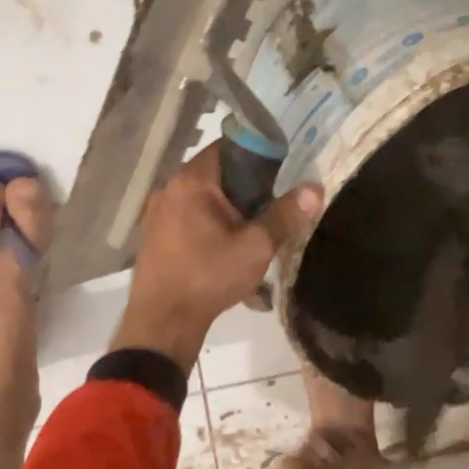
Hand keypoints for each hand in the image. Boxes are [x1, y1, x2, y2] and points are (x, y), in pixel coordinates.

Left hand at [112, 143, 322, 368]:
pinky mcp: (154, 237)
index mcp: (192, 181)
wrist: (163, 321)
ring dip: (227, 215)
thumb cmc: (209, 277)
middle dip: (245, 192)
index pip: (228, 147)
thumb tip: (314, 189)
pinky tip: (225, 255)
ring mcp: (156, 213)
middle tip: (270, 212)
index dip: (258, 157)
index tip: (280, 177)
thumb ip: (284, 216)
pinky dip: (209, 230)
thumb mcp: (255, 248)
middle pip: (216, 176)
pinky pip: (188, 222)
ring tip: (251, 238)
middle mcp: (169, 188)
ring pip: (202, 202)